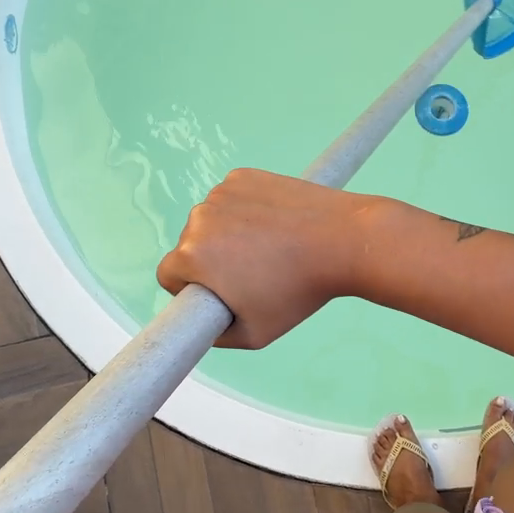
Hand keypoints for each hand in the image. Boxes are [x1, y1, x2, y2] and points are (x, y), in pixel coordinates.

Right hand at [156, 168, 387, 348]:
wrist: (344, 241)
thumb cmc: (299, 291)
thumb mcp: (254, 334)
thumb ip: (217, 336)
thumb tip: (203, 325)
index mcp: (191, 255)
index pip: (169, 276)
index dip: (190, 290)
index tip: (221, 294)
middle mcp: (199, 217)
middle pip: (190, 246)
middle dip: (213, 261)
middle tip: (256, 274)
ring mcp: (222, 191)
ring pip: (213, 221)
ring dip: (230, 233)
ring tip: (273, 249)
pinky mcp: (244, 175)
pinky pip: (233, 199)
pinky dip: (247, 209)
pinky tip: (276, 224)